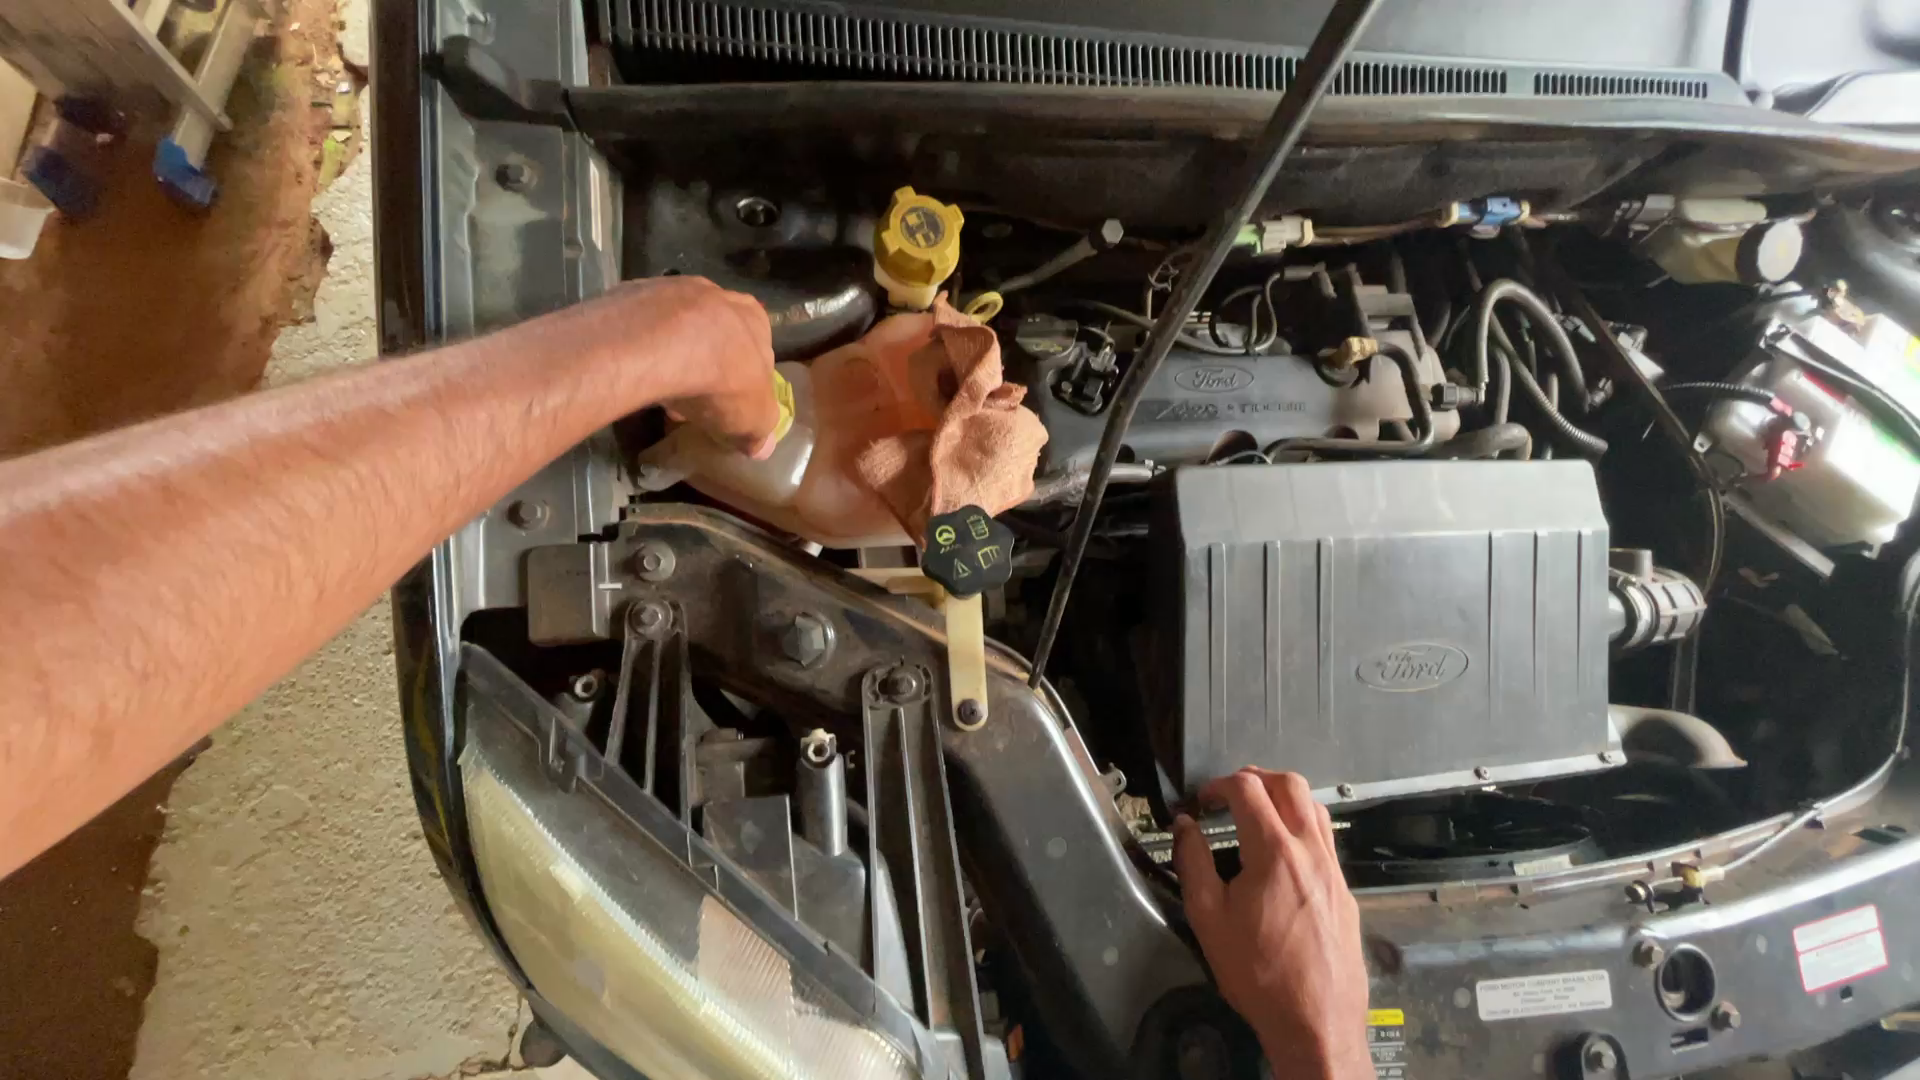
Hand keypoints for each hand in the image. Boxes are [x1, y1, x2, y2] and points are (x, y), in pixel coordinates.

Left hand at [573, 276, 780, 457]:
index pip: (756, 355)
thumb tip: (761, 446)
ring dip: (674, 361)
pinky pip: (644, 329)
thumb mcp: (755, 419)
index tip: (727, 409)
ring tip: (661, 394)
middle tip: (692, 403)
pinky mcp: (634, 293)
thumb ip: (761, 430)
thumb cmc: (722, 381)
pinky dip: (644, 350)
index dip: (742, 386)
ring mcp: (674, 290)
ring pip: (678, 333)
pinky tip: (639, 373)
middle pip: (716, 341)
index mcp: (756, 320)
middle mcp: (720, 297)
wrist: (658, 346)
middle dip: (706, 371)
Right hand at [1172, 769, 1370, 1078]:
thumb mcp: (1207, 916)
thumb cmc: (1256, 972)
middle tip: (1229, 795)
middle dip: (1254, 778)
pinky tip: (1282, 853)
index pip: (1248, 789)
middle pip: (1290, 784)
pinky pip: (1326, 839)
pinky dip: (1301, 825)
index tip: (1202, 802)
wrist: (1317, 1026)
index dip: (1218, 785)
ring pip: (1315, 807)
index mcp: (1274, 852)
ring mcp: (1334, 871)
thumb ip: (1192, 861)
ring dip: (1283, 797)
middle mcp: (1310, 851)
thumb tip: (1184, 825)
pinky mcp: (1346, 892)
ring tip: (1257, 814)